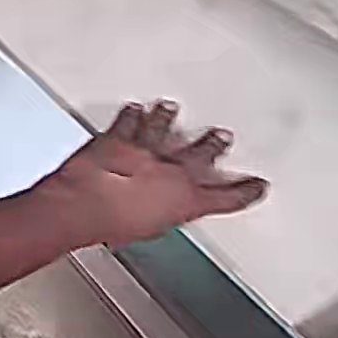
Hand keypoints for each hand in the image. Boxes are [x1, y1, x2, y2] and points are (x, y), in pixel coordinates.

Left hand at [35, 99, 267, 248]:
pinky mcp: (118, 138)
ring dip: (168, 118)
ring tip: (172, 108)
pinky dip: (131, 114)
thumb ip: (161, 215)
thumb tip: (156, 212)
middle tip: (223, 135)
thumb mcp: (150, 231)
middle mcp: (170, 172)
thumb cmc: (109, 225)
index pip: (226, 197)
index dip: (244, 192)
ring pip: (163, 129)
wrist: (80, 206)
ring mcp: (144, 151)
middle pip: (200, 155)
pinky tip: (134, 107)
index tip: (257, 185)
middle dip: (213, 145)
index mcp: (185, 201)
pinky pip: (128, 122)